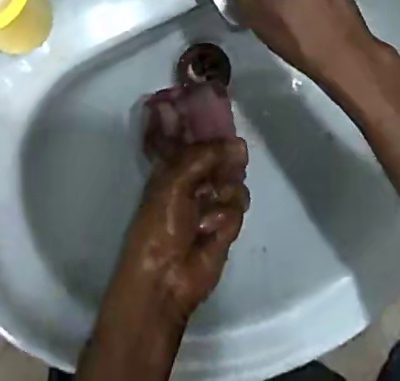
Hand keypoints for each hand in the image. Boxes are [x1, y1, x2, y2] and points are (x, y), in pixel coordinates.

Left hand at [78, 141, 249, 380]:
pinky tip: (210, 230)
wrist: (166, 278)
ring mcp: (212, 201)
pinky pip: (238, 205)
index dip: (210, 130)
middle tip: (219, 165)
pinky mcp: (228, 224)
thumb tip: (240, 144)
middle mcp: (195, 179)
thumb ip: (206, 156)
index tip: (225, 122)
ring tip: (211, 203)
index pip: (196, 139)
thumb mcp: (175, 180)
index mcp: (174, 165)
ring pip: (234, 179)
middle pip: (221, 156)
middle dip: (224, 160)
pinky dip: (226, 216)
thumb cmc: (160, 223)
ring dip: (225, 190)